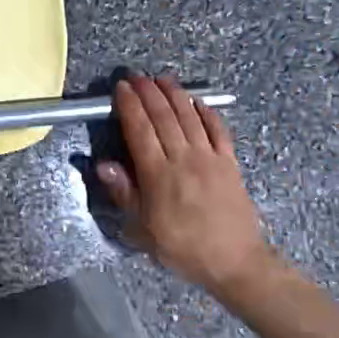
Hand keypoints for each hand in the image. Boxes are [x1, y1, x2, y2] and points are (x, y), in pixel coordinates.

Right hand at [98, 76, 276, 299]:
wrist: (234, 261)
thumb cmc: (182, 248)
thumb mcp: (143, 229)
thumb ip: (125, 193)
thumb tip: (104, 165)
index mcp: (158, 174)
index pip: (140, 130)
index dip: (129, 105)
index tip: (121, 88)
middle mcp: (184, 158)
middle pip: (164, 116)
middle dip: (149, 93)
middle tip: (137, 76)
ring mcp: (210, 158)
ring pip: (190, 117)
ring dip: (175, 94)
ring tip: (163, 79)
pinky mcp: (231, 162)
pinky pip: (218, 130)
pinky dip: (207, 112)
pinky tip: (198, 101)